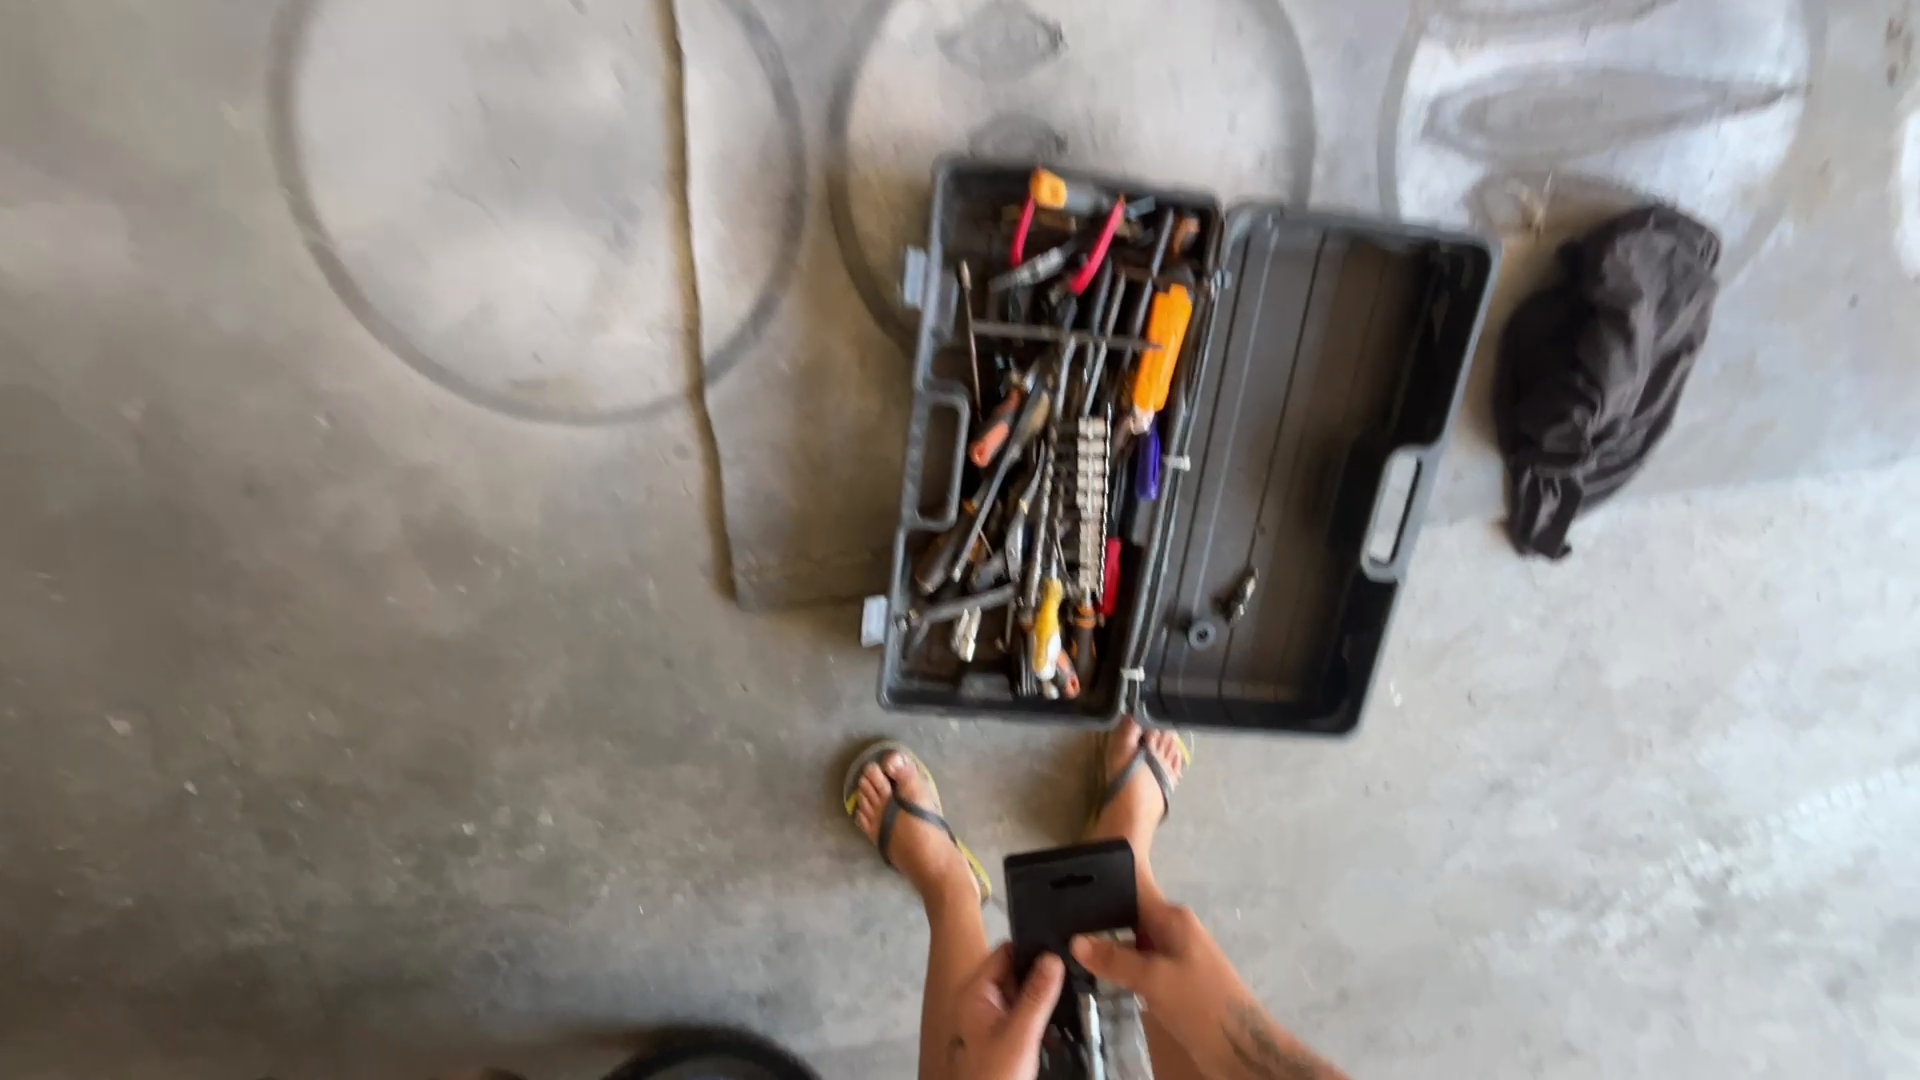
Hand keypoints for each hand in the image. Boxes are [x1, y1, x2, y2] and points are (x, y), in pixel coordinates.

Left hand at [948, 944, 1065, 1079]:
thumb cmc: (997, 1075)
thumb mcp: (1020, 1034)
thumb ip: (1037, 995)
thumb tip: (1053, 955)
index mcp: (976, 991)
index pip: (1006, 953)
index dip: (1031, 949)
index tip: (1061, 950)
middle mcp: (980, 999)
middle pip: (1014, 972)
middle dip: (1039, 976)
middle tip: (1072, 974)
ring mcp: (990, 1019)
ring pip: (1021, 993)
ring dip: (1040, 997)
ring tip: (1069, 994)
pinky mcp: (1001, 1036)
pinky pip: (1021, 1014)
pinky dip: (1037, 1016)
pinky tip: (1057, 1022)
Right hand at [1072, 896, 1346, 1079]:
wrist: (1243, 1051)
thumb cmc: (1201, 1003)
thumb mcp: (1153, 980)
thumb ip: (1114, 959)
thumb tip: (1076, 941)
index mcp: (1173, 917)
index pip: (1129, 893)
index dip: (1099, 896)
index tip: (1066, 900)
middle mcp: (1174, 929)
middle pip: (1129, 919)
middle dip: (1100, 926)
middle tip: (1062, 931)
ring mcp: (1177, 956)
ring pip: (1134, 945)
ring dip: (1111, 951)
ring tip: (1071, 952)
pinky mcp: (1176, 981)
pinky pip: (1142, 966)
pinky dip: (1123, 970)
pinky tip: (1099, 976)